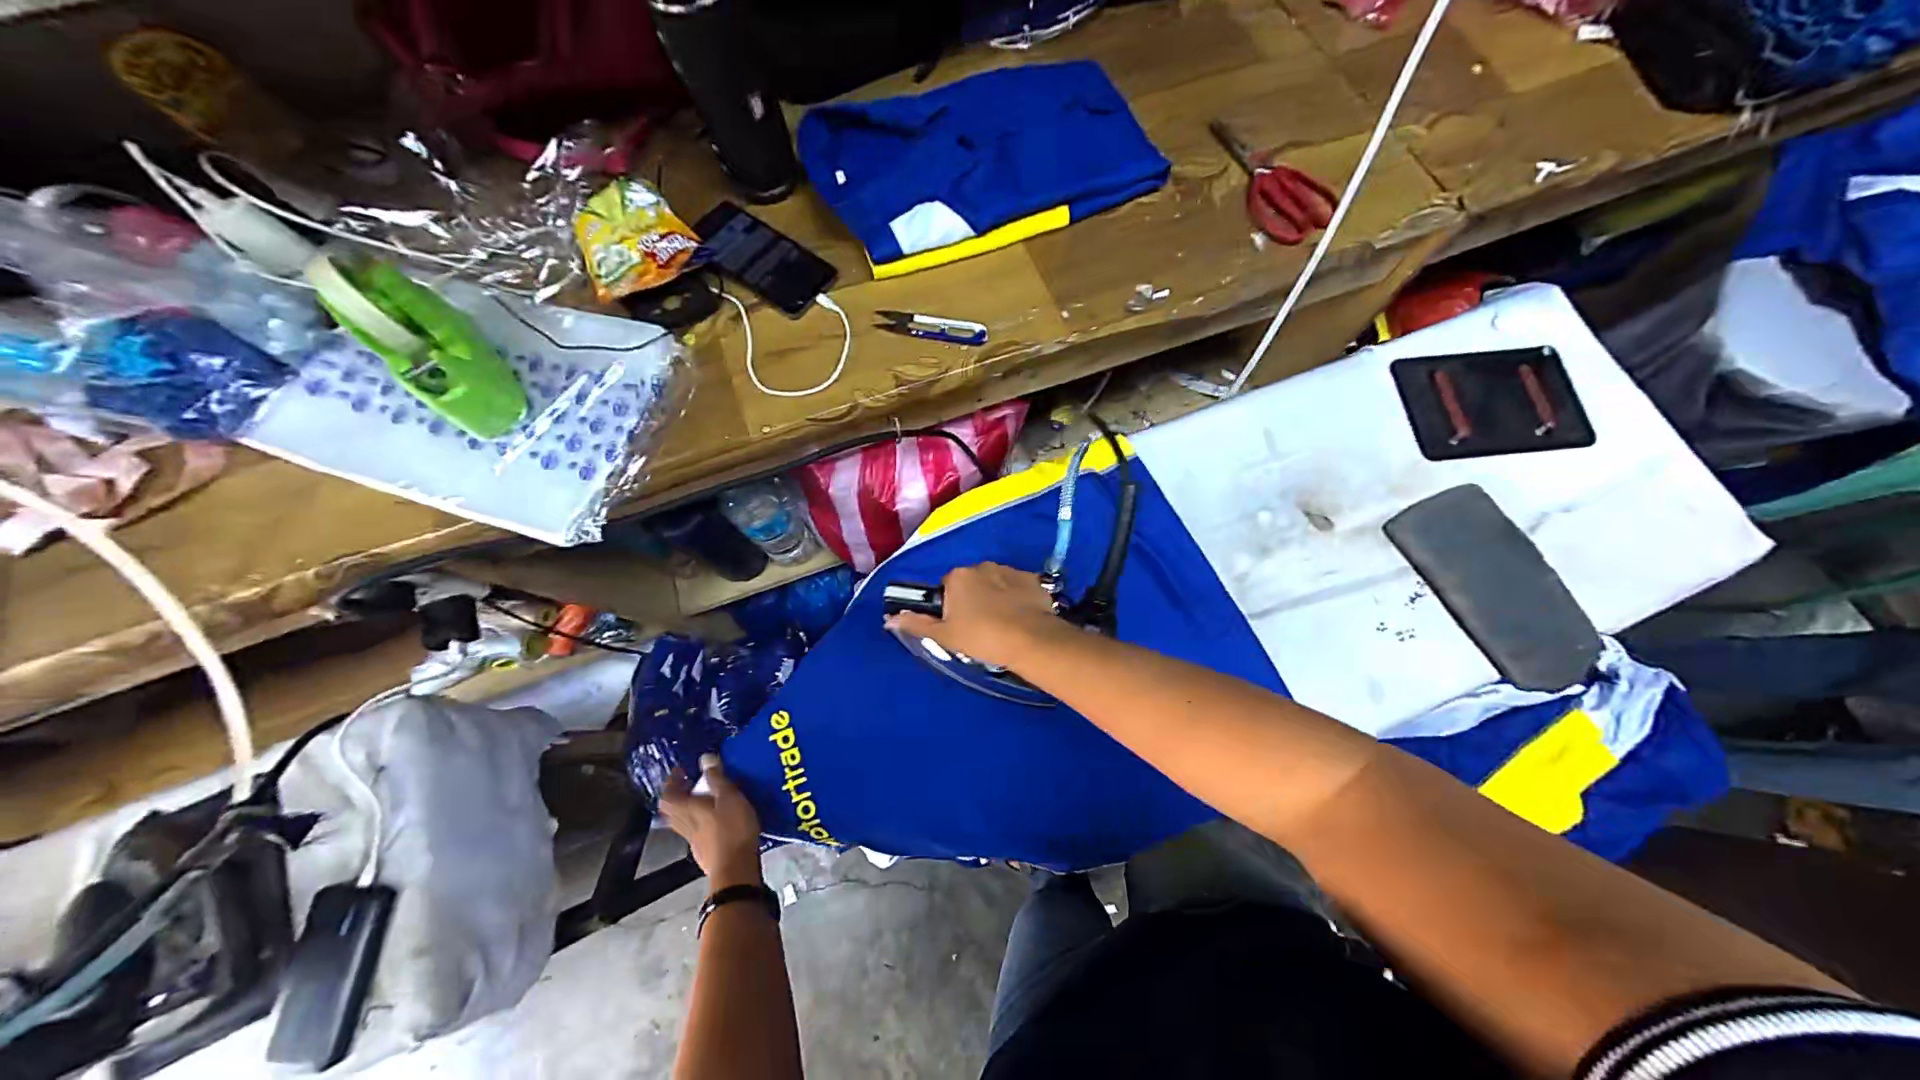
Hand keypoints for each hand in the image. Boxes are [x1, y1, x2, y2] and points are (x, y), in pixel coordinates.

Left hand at [660, 754, 763, 890]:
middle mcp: (686, 825)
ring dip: (687, 809)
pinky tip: (714, 822)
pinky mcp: (704, 852)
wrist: (735, 869)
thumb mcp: (730, 797)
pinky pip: (694, 833)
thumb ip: (717, 778)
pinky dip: (698, 823)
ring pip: (682, 822)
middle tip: (691, 784)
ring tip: (703, 800)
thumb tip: (704, 758)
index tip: (681, 771)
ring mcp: (693, 841)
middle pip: (671, 810)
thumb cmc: (732, 828)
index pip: (668, 795)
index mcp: (688, 809)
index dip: (671, 782)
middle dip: (678, 795)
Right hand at [883, 561, 1067, 670]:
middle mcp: (982, 566)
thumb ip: (917, 624)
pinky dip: (1018, 599)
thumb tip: (889, 618)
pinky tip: (1021, 618)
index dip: (951, 606)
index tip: (958, 624)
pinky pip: (1020, 588)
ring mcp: (1010, 570)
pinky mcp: (1034, 580)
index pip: (947, 586)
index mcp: (958, 576)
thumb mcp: (945, 635)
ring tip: (1003, 624)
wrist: (1030, 640)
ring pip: (997, 583)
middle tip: (979, 627)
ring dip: (997, 597)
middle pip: (972, 582)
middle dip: (974, 599)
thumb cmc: (982, 637)